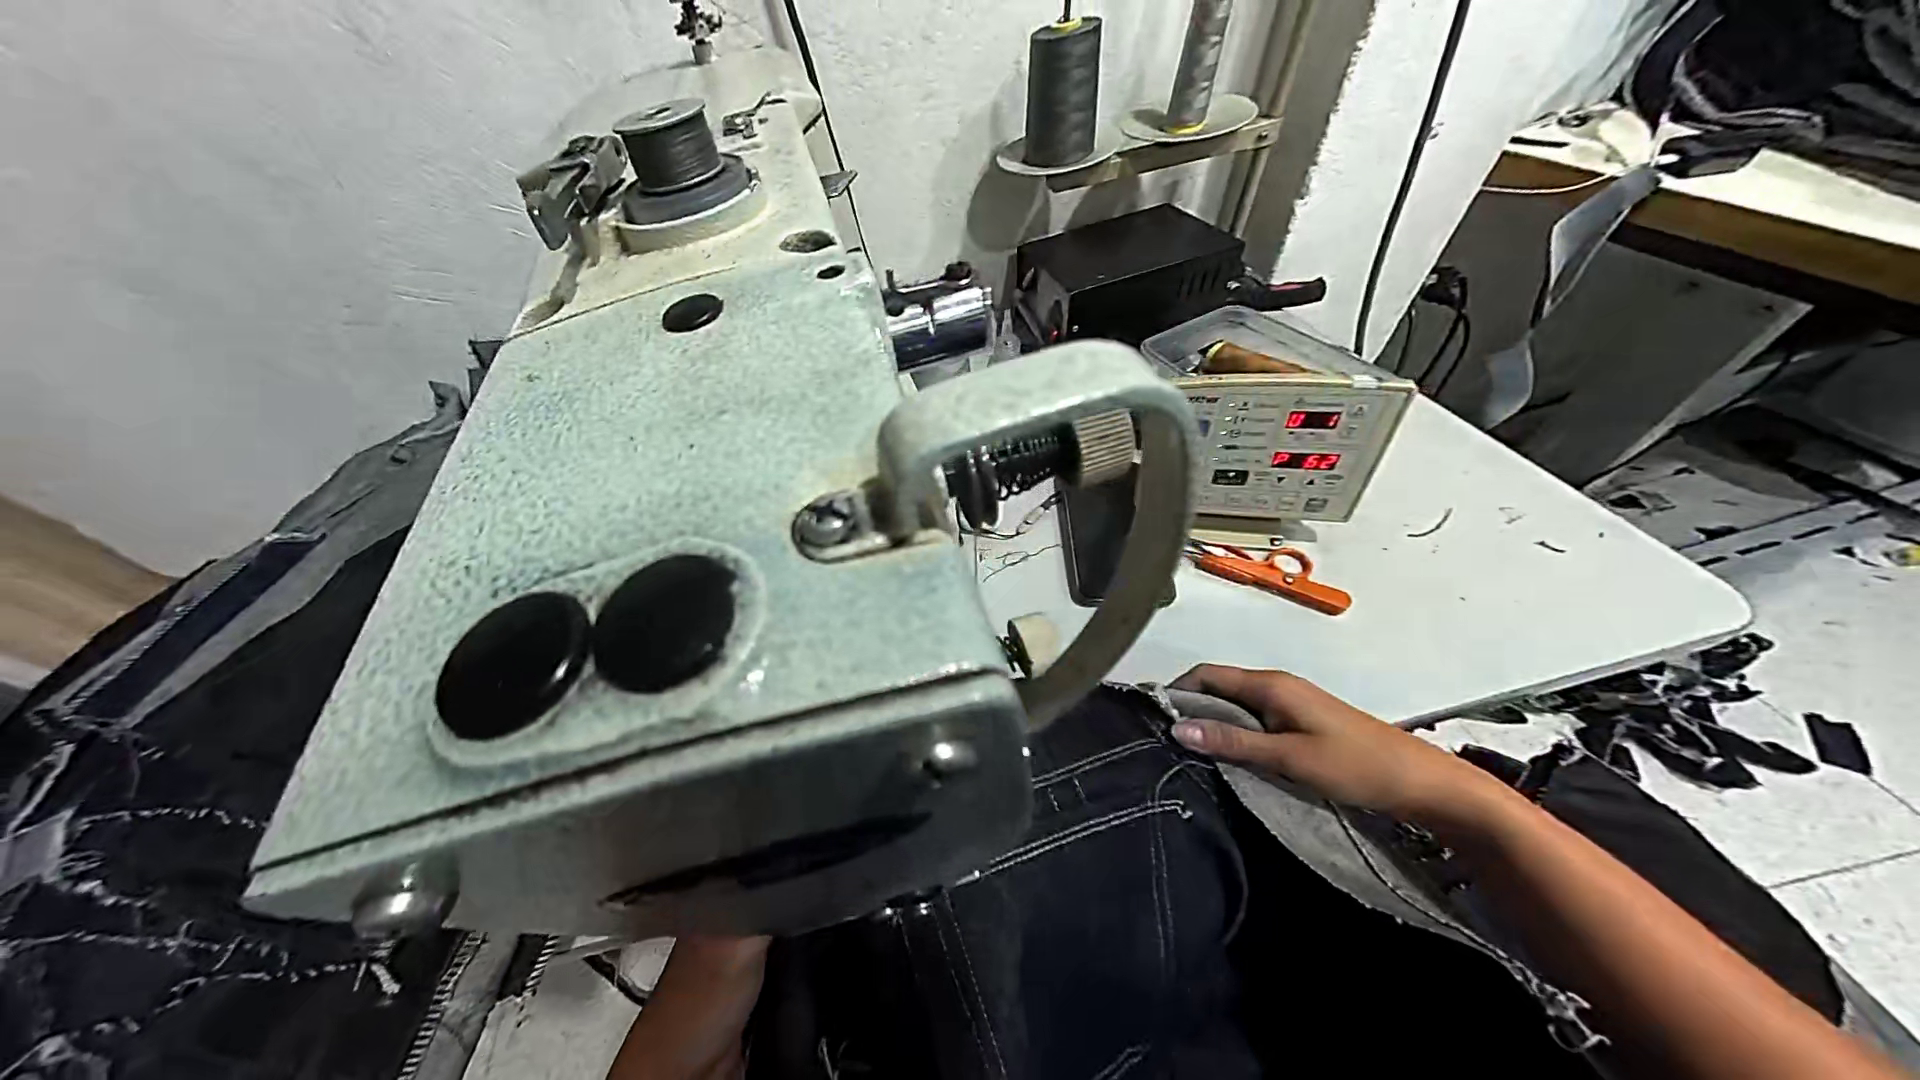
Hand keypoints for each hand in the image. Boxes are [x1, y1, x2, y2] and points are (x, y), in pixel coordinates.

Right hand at [1169, 664, 1510, 826]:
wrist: (1423, 783)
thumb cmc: (1356, 765)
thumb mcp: (1289, 757)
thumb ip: (1233, 742)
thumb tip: (1178, 727)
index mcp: (1270, 684)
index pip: (1207, 675)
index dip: (1177, 690)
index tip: (1152, 718)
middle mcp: (1276, 686)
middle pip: (1218, 688)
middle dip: (1190, 709)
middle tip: (1166, 743)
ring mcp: (1289, 704)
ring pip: (1235, 706)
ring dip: (1212, 723)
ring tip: (1191, 753)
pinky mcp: (1299, 722)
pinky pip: (1253, 720)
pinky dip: (1234, 734)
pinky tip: (1228, 758)